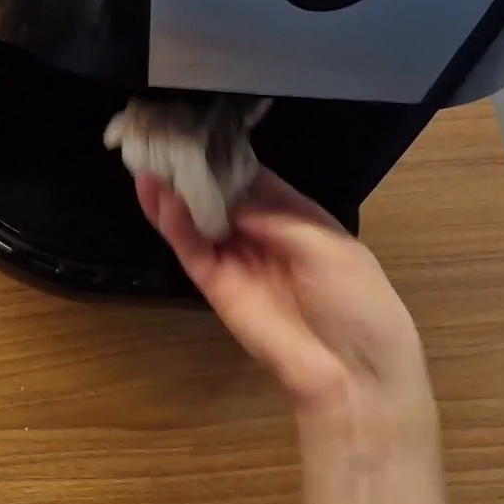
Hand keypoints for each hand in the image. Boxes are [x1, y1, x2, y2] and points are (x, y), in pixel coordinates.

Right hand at [136, 171, 433, 424]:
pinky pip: (191, 249)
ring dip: (173, 196)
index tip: (198, 133)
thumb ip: (274, 215)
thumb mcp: (327, 245)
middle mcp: (261, 233)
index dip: (226, 158)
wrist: (349, 370)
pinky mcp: (215, 285)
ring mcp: (235, 260)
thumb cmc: (355, 299)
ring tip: (149, 167)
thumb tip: (228, 196)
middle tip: (161, 144)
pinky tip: (161, 200)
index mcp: (296, 216)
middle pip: (218, 197)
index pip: (253, 178)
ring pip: (196, 221)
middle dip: (193, 172)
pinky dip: (174, 226)